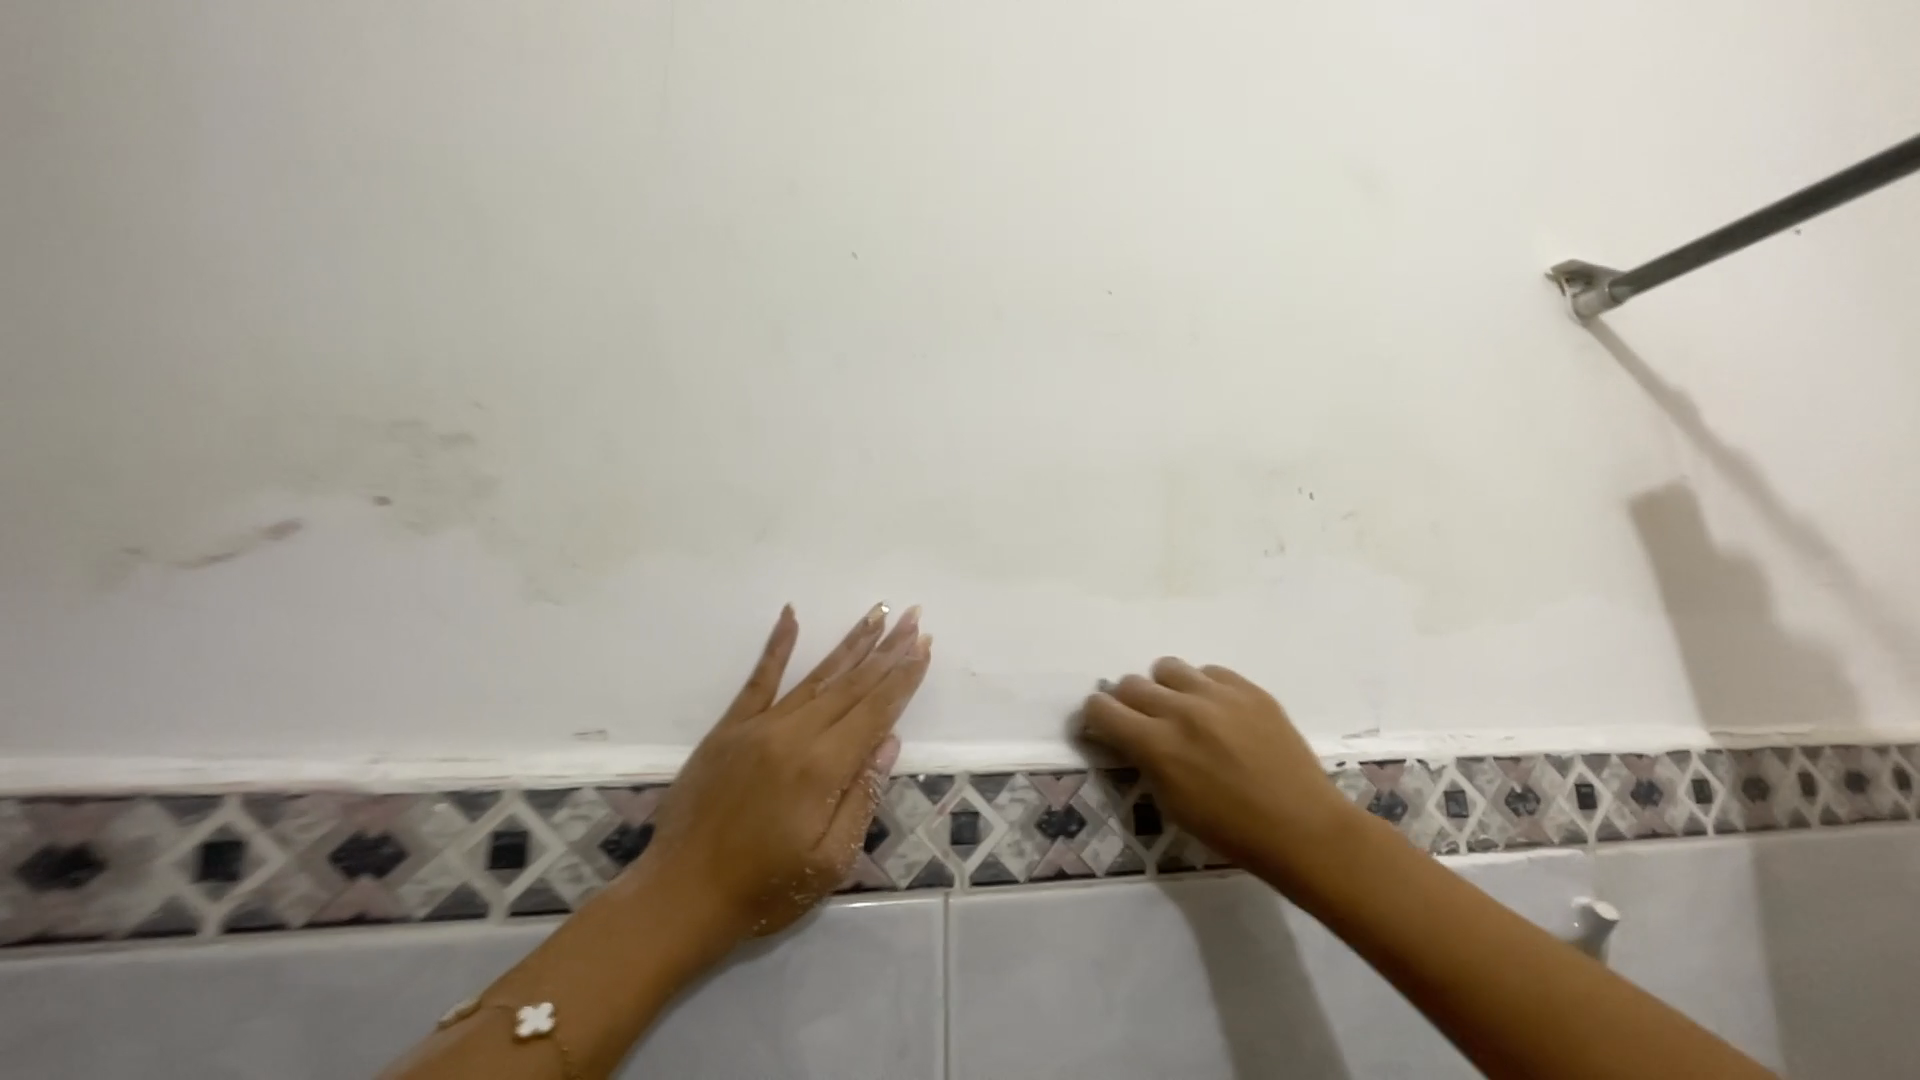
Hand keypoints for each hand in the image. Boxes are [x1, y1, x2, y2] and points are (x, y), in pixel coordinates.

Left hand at [637, 604, 931, 940]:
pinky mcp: (729, 729)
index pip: (875, 711)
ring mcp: (758, 727)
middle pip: (852, 685)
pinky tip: (791, 615)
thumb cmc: (765, 889)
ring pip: (816, 676)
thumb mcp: (830, 861)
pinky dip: (777, 646)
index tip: (925, 646)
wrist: (682, 896)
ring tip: (878, 612)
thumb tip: (888, 741)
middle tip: (915, 617)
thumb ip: (861, 797)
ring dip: (851, 644)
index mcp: (823, 768)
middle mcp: (794, 735)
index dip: (903, 678)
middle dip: (888, 651)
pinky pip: (758, 679)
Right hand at [1080, 658, 1354, 880]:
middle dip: (1127, 702)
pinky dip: (1203, 688)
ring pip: (1168, 667)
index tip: (1104, 726)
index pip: (1102, 708)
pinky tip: (1217, 713)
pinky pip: (1210, 672)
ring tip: (1180, 710)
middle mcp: (1181, 709)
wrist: (1302, 827)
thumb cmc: (1230, 830)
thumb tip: (1131, 737)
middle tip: (1142, 722)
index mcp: (1156, 744)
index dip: (1097, 716)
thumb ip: (1145, 761)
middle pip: (1130, 683)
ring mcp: (1218, 694)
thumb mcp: (1171, 803)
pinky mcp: (1249, 689)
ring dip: (1164, 688)